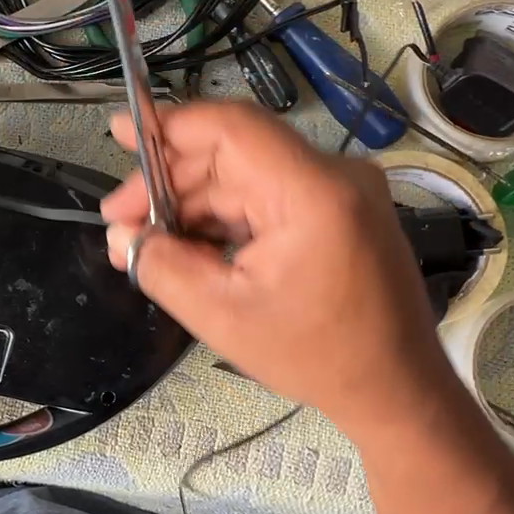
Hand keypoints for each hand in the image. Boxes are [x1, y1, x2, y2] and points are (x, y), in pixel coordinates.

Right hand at [100, 102, 455, 434]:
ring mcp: (336, 192)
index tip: (119, 131)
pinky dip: (220, 218)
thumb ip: (163, 267)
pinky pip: (262, 198)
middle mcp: (330, 177)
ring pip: (241, 177)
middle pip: (230, 153)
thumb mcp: (222, 316)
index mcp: (311, 193)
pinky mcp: (333, 211)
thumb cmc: (314, 356)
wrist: (394, 388)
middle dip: (166, 183)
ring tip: (144, 243)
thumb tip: (121, 235)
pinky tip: (185, 246)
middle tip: (119, 223)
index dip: (169, 125)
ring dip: (189, 205)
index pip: (230, 129)